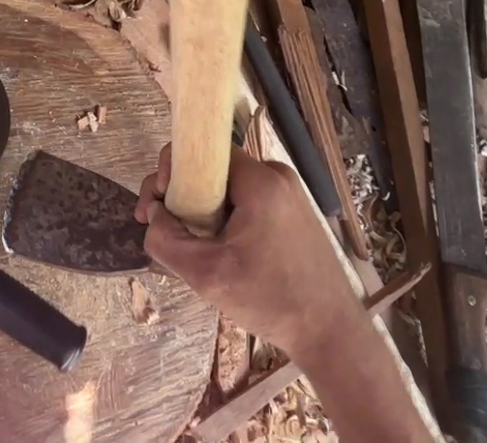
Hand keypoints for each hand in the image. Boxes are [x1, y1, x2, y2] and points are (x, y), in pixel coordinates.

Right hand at [134, 144, 353, 357]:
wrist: (332, 335)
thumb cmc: (271, 301)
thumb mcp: (206, 275)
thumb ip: (166, 241)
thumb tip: (153, 215)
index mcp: (260, 182)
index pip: (203, 151)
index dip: (173, 169)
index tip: (159, 201)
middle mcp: (277, 176)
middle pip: (213, 168)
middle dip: (181, 193)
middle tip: (163, 226)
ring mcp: (289, 193)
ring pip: (227, 186)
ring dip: (201, 207)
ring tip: (191, 243)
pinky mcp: (293, 211)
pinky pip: (245, 199)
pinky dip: (224, 217)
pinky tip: (218, 248)